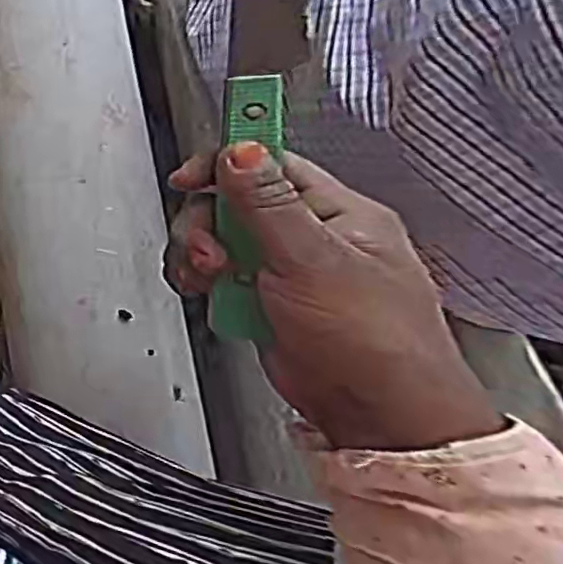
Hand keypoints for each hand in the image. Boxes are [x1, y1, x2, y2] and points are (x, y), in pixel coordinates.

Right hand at [166, 143, 503, 451]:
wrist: (372, 413)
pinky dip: (197, 278)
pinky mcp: (254, 290)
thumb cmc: (374, 342)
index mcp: (336, 213)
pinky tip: (210, 293)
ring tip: (213, 279)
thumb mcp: (314, 262)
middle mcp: (305, 232)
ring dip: (196, 255)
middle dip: (203, 225)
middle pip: (226, 200)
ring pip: (209, 234)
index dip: (224, 161)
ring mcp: (278, 262)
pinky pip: (206, 267)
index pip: (269, 162)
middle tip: (211, 253)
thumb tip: (242, 151)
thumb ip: (269, 204)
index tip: (188, 176)